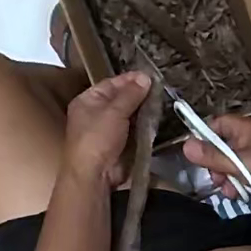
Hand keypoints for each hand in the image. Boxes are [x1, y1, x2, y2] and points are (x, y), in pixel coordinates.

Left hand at [61, 71, 150, 186]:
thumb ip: (131, 94)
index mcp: (87, 100)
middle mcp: (96, 113)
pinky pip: (134, 128)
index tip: (150, 75)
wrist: (94, 175)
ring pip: (129, 114)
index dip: (129, 79)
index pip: (110, 83)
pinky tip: (158, 117)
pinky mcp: (119, 143)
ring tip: (163, 100)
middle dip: (139, 94)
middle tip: (161, 87)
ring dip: (144, 109)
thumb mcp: (113, 111)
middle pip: (120, 98)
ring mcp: (108, 130)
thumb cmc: (97, 138)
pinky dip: (144, 124)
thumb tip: (145, 77)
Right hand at [182, 114, 250, 209]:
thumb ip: (211, 156)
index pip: (217, 123)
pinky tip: (240, 195)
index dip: (205, 136)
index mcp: (246, 128)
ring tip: (230, 190)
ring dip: (227, 178)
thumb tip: (185, 146)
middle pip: (222, 147)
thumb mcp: (238, 163)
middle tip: (215, 177)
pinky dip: (239, 185)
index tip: (197, 153)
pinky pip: (243, 176)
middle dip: (216, 165)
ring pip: (231, 164)